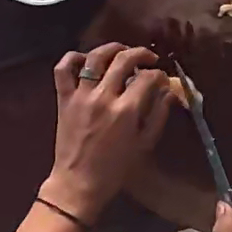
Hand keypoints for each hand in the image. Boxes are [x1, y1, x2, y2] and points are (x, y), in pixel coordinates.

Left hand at [41, 43, 170, 222]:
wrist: (78, 183)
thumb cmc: (115, 168)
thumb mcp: (144, 144)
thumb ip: (158, 114)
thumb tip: (169, 91)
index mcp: (126, 111)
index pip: (147, 78)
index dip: (158, 74)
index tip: (161, 77)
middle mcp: (103, 97)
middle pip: (123, 60)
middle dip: (140, 53)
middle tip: (148, 58)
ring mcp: (80, 95)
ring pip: (94, 58)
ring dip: (111, 48)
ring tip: (121, 51)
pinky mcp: (63, 98)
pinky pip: (62, 69)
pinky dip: (72, 58)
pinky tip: (85, 59)